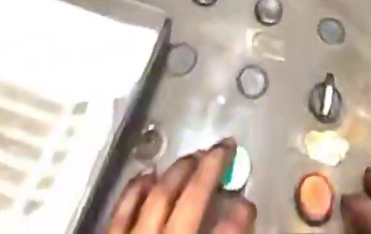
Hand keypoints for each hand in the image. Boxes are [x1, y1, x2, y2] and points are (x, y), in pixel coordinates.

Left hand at [105, 140, 254, 233]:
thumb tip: (232, 216)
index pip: (227, 231)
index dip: (241, 215)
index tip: (249, 202)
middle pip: (192, 199)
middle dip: (211, 169)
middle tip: (226, 145)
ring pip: (158, 197)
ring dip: (178, 171)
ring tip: (195, 155)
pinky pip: (121, 212)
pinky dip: (136, 190)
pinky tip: (149, 174)